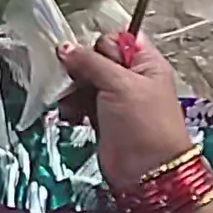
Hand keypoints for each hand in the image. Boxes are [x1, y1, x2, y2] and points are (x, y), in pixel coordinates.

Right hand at [57, 35, 192, 187]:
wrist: (147, 173)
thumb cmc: (145, 125)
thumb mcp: (120, 84)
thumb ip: (91, 62)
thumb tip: (65, 48)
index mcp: (146, 63)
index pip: (119, 38)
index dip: (102, 43)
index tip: (90, 54)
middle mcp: (131, 78)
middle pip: (97, 58)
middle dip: (81, 66)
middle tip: (74, 76)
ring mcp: (116, 99)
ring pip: (85, 80)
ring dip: (72, 87)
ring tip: (68, 98)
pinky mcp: (102, 118)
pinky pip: (80, 102)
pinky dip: (71, 105)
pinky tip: (69, 113)